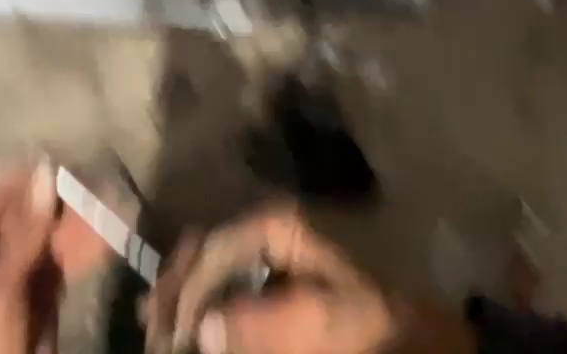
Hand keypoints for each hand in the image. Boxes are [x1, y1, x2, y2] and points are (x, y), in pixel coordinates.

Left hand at [0, 161, 111, 353]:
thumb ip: (24, 233)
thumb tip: (44, 172)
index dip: (33, 178)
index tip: (73, 160)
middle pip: (30, 216)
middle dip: (67, 202)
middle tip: (107, 185)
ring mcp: (14, 283)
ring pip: (51, 240)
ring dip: (83, 224)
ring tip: (120, 207)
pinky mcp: (39, 304)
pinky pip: (63, 267)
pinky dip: (86, 253)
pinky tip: (112, 238)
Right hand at [144, 206, 471, 353]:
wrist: (414, 331)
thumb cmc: (372, 322)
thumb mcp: (327, 325)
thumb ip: (266, 325)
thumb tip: (203, 330)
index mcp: (278, 224)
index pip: (213, 251)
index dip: (187, 295)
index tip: (171, 341)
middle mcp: (267, 224)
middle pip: (202, 248)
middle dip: (175, 290)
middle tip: (152, 333)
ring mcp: (269, 244)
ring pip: (206, 258)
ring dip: (181, 293)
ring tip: (157, 330)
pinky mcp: (274, 267)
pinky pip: (224, 274)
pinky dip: (200, 297)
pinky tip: (187, 324)